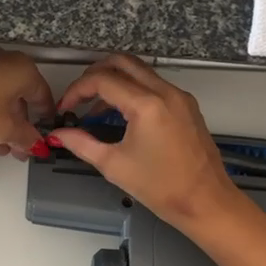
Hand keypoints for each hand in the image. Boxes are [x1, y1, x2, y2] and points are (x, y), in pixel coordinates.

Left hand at [0, 47, 53, 158]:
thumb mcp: (4, 130)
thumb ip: (25, 138)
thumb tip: (35, 144)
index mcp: (24, 70)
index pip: (43, 95)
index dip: (44, 119)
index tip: (41, 136)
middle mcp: (4, 59)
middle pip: (18, 94)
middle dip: (18, 124)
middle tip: (15, 147)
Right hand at [51, 55, 244, 231]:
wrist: (206, 202)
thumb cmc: (164, 188)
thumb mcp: (115, 165)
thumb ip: (82, 144)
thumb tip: (59, 135)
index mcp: (147, 105)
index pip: (102, 80)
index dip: (77, 90)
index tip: (66, 107)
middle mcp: (166, 92)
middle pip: (122, 62)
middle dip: (95, 74)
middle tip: (79, 96)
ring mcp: (179, 97)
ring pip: (139, 71)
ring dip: (115, 82)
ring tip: (96, 110)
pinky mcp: (186, 105)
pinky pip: (155, 85)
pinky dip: (134, 91)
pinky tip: (122, 116)